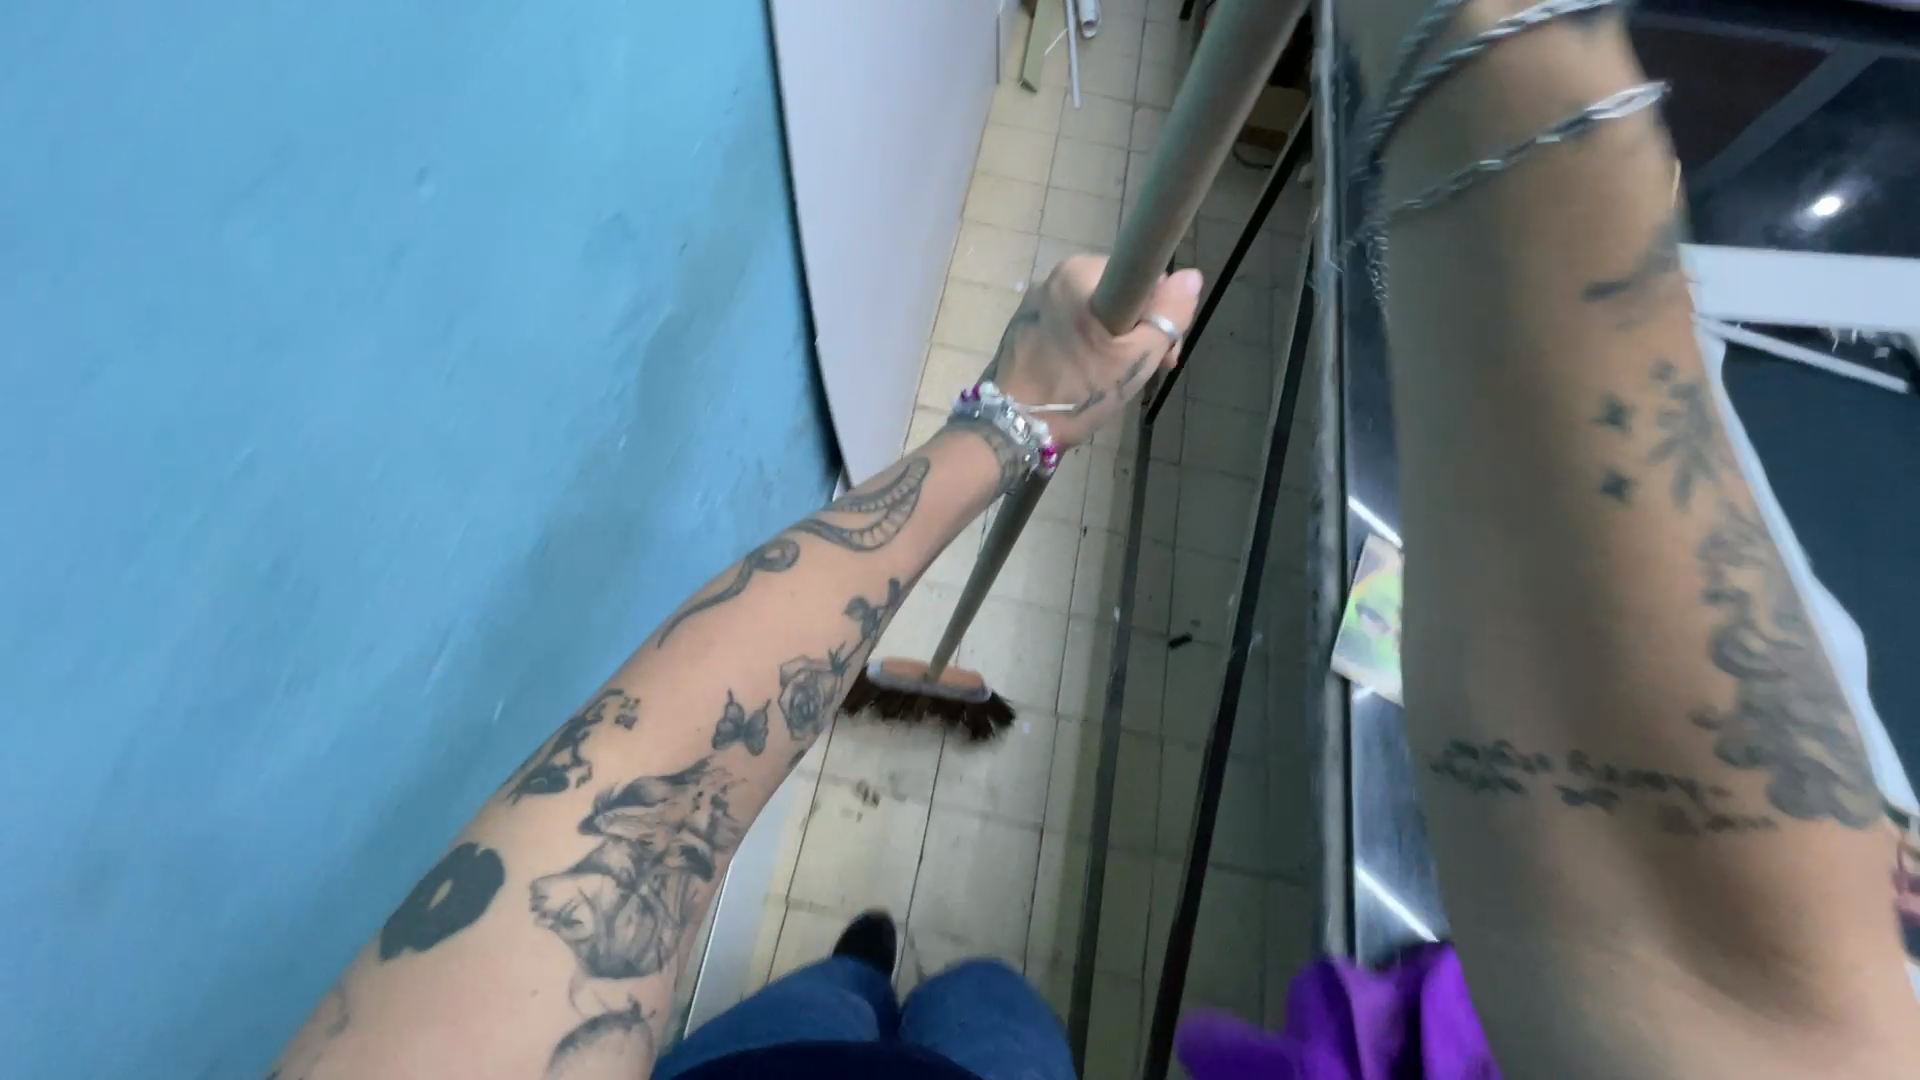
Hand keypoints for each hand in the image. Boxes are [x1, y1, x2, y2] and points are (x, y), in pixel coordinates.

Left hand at [988, 256, 1202, 448]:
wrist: (1011, 427)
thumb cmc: (1076, 390)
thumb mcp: (1134, 358)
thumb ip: (1169, 316)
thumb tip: (1191, 276)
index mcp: (1078, 272)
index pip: (1141, 279)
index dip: (1160, 314)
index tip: (1164, 352)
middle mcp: (1052, 278)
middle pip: (1117, 297)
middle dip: (1137, 333)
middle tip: (1145, 375)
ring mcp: (1033, 305)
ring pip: (1093, 317)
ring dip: (1112, 345)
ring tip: (1113, 383)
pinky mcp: (1022, 330)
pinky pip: (1068, 331)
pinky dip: (1084, 350)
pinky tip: (1085, 380)